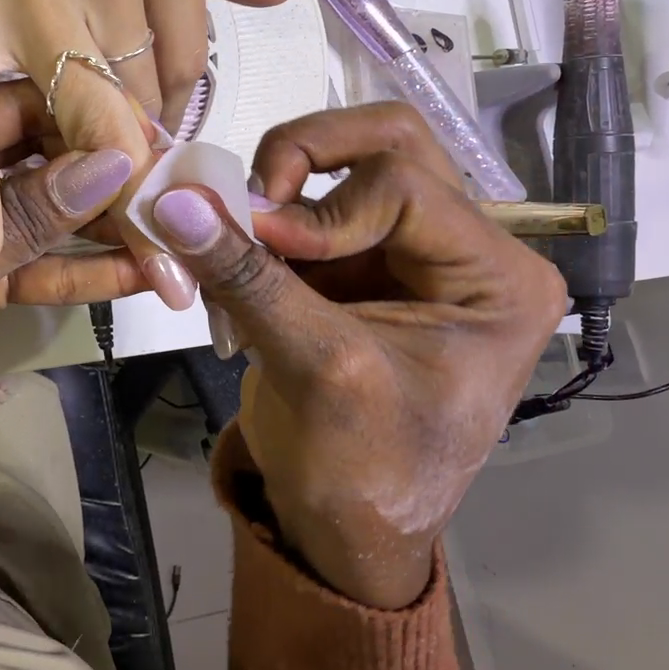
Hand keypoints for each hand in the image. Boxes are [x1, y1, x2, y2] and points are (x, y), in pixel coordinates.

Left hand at [0, 83, 147, 493]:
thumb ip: (28, 219)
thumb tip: (111, 161)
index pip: (8, 111)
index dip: (85, 122)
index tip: (159, 140)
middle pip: (34, 160)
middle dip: (104, 181)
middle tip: (181, 194)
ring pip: (41, 214)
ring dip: (102, 231)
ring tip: (179, 240)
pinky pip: (34, 260)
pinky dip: (79, 270)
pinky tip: (143, 275)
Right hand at [150, 104, 566, 607]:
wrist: (343, 526)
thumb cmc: (363, 467)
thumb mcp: (315, 369)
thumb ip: (247, 277)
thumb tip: (174, 200)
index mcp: (495, 274)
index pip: (402, 184)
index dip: (319, 208)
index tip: (258, 250)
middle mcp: (460, 248)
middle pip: (384, 143)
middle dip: (299, 159)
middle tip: (242, 203)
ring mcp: (400, 255)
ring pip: (335, 167)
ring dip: (268, 203)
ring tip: (228, 255)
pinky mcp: (347, 270)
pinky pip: (295, 215)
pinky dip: (251, 237)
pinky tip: (227, 287)